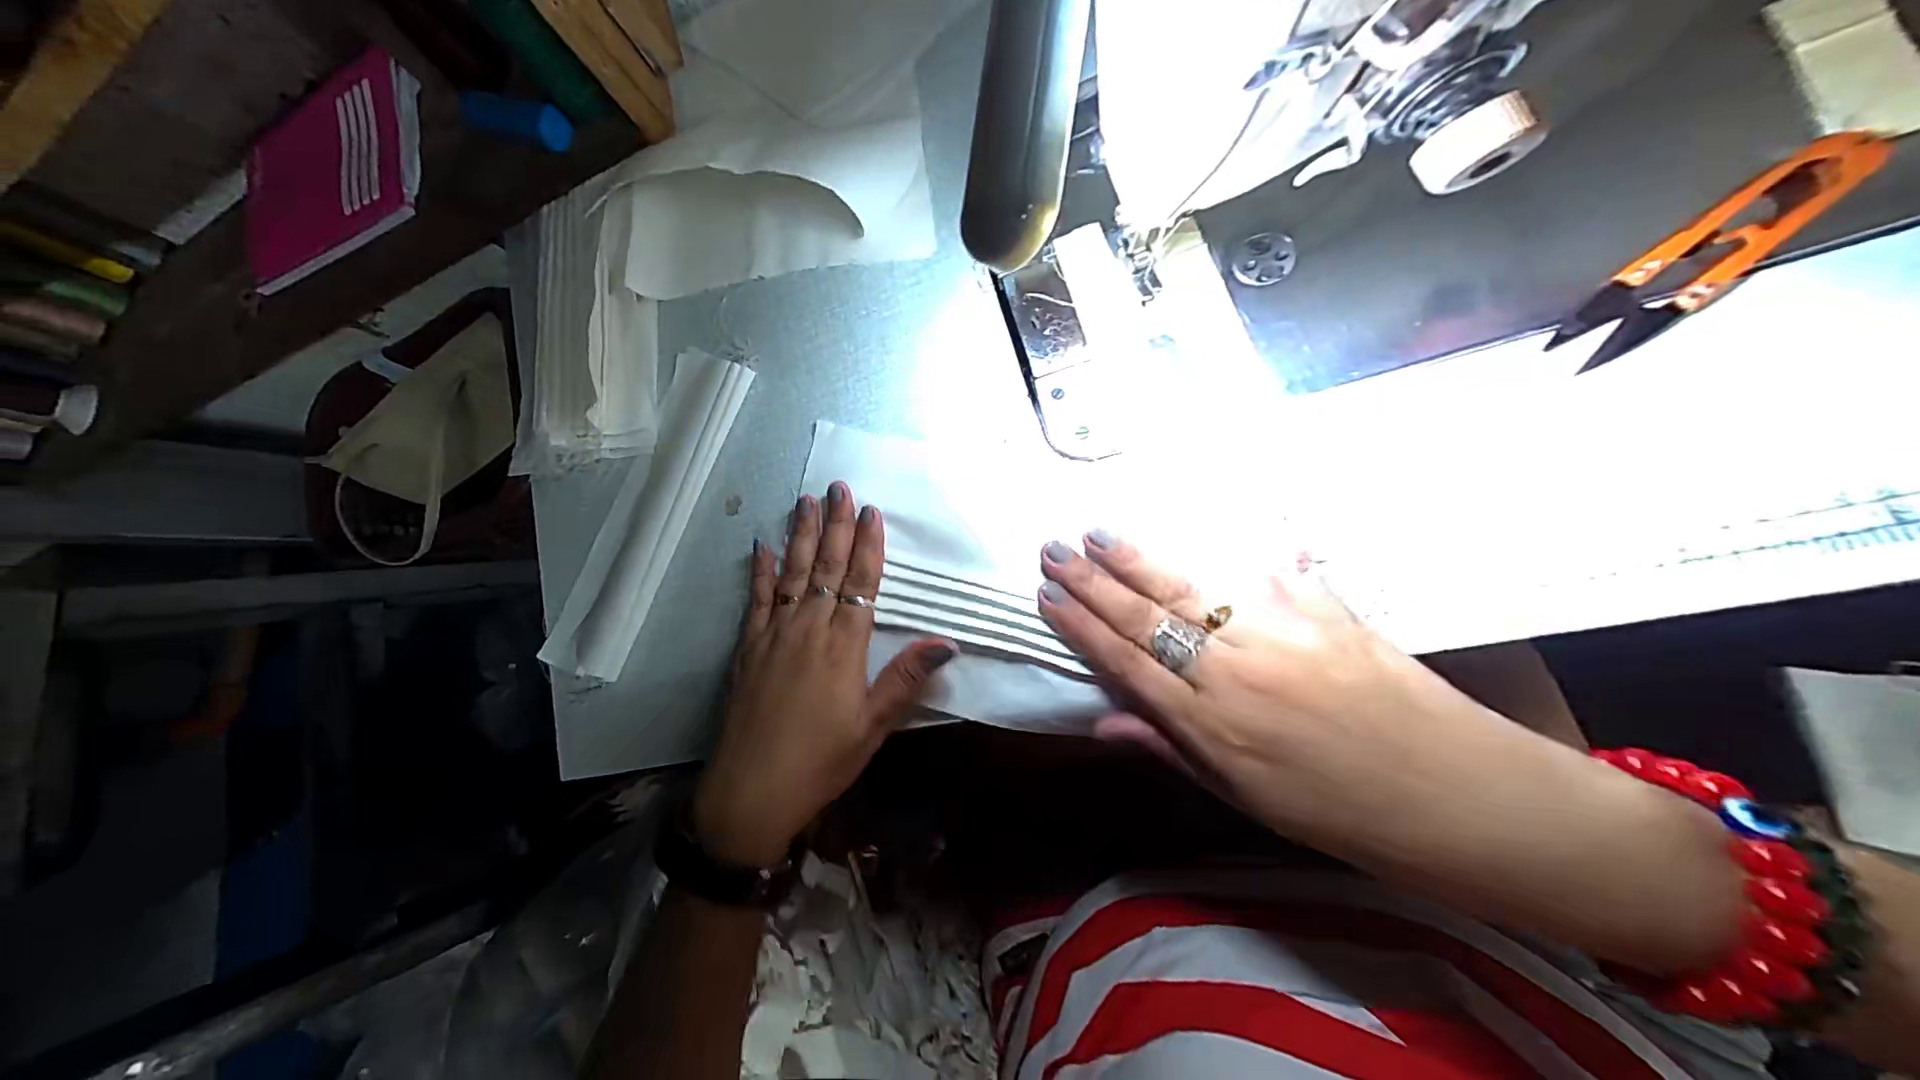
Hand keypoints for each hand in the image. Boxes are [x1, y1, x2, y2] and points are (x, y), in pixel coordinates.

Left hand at [692, 483, 954, 867]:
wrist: (750, 792)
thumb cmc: (821, 761)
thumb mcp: (873, 726)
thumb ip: (906, 679)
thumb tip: (946, 642)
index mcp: (843, 646)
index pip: (860, 583)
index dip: (867, 546)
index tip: (871, 512)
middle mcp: (808, 630)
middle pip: (825, 568)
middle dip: (835, 525)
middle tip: (839, 487)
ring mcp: (773, 636)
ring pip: (791, 574)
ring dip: (800, 536)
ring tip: (805, 501)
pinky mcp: (747, 649)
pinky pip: (755, 601)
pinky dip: (760, 572)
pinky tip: (760, 548)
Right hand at [1034, 531, 1513, 840]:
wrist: (1453, 793)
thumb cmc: (1337, 811)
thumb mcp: (1242, 795)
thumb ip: (1170, 747)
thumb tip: (1103, 720)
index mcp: (1210, 723)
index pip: (1125, 661)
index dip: (1081, 627)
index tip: (1048, 597)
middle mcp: (1232, 671)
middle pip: (1146, 616)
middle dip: (1093, 581)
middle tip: (1054, 550)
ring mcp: (1277, 634)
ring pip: (1189, 588)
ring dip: (1137, 559)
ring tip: (1099, 534)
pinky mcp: (1321, 610)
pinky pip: (1262, 575)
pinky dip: (1226, 553)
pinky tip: (1196, 530)